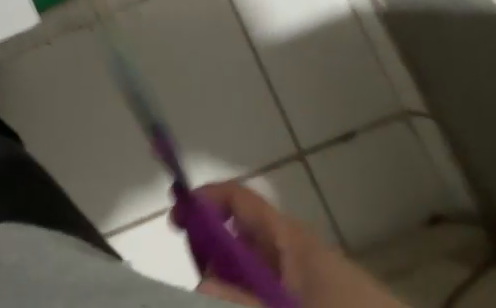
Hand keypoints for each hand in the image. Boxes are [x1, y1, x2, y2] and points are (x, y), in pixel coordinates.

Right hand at [186, 183, 406, 307]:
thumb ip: (243, 301)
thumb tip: (199, 285)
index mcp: (292, 240)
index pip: (238, 198)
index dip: (203, 199)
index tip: (176, 219)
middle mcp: (298, 251)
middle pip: (240, 233)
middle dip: (211, 251)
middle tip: (198, 281)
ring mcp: (311, 279)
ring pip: (255, 267)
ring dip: (232, 281)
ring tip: (220, 298)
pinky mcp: (319, 300)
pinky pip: (273, 290)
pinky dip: (254, 296)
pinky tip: (248, 306)